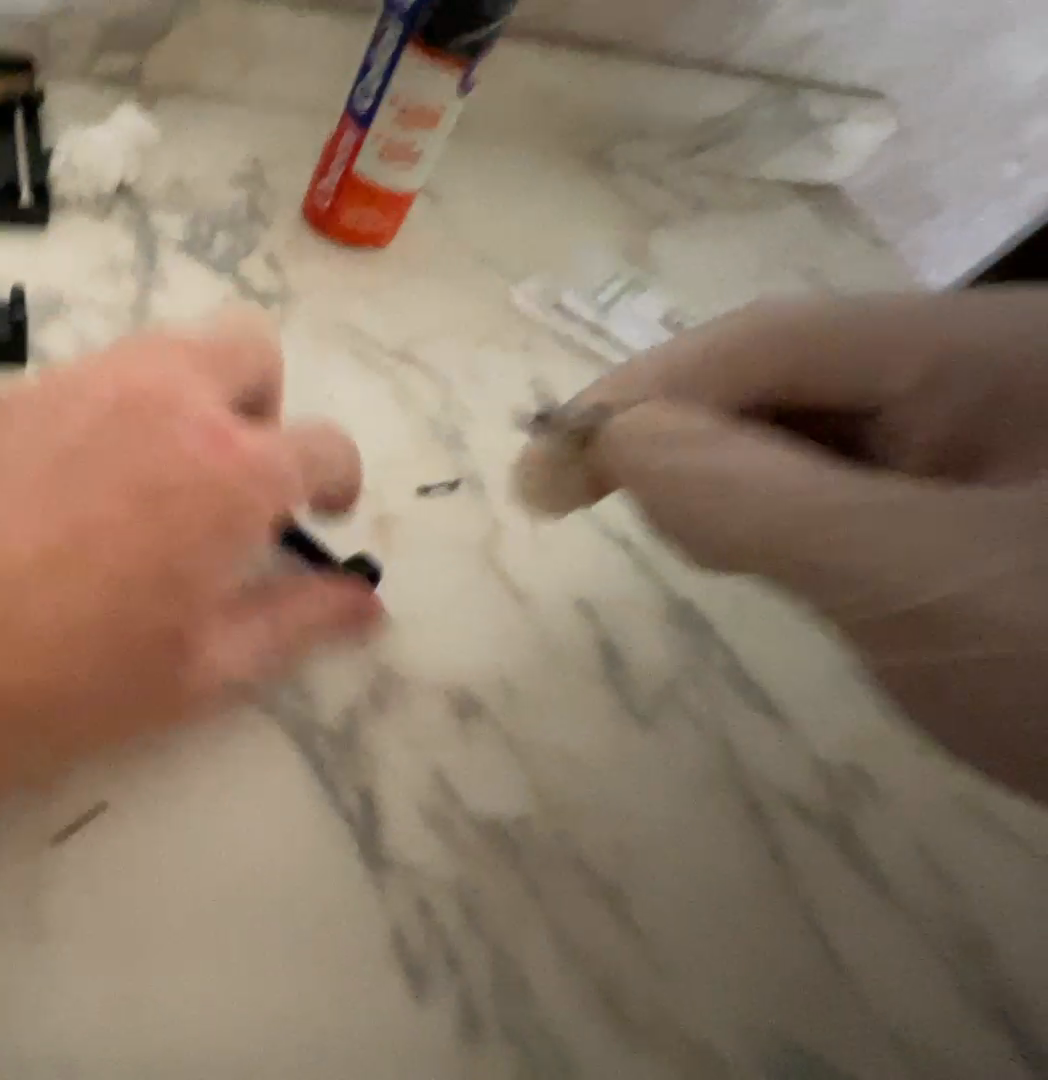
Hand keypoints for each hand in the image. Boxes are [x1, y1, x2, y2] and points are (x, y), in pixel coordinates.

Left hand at [0, 309, 382, 813]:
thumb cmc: (64, 681)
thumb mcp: (198, 672)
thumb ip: (295, 623)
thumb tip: (367, 604)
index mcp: (230, 471)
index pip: (323, 446)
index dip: (335, 481)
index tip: (320, 512)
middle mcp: (162, 399)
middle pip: (250, 353)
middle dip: (262, 409)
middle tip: (230, 485)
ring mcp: (78, 384)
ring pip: (164, 353)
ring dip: (185, 402)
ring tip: (147, 487)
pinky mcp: (9, 394)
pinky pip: (87, 380)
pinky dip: (108, 414)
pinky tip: (66, 490)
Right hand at [515, 288, 1047, 797]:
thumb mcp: (918, 586)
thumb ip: (753, 500)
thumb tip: (612, 440)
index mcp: (993, 350)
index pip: (760, 344)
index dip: (630, 399)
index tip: (538, 479)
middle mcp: (987, 367)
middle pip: (773, 381)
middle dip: (674, 443)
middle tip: (602, 516)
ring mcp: (986, 429)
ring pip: (795, 431)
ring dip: (720, 483)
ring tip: (717, 552)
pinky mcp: (973, 491)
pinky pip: (834, 477)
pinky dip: (774, 514)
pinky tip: (781, 555)